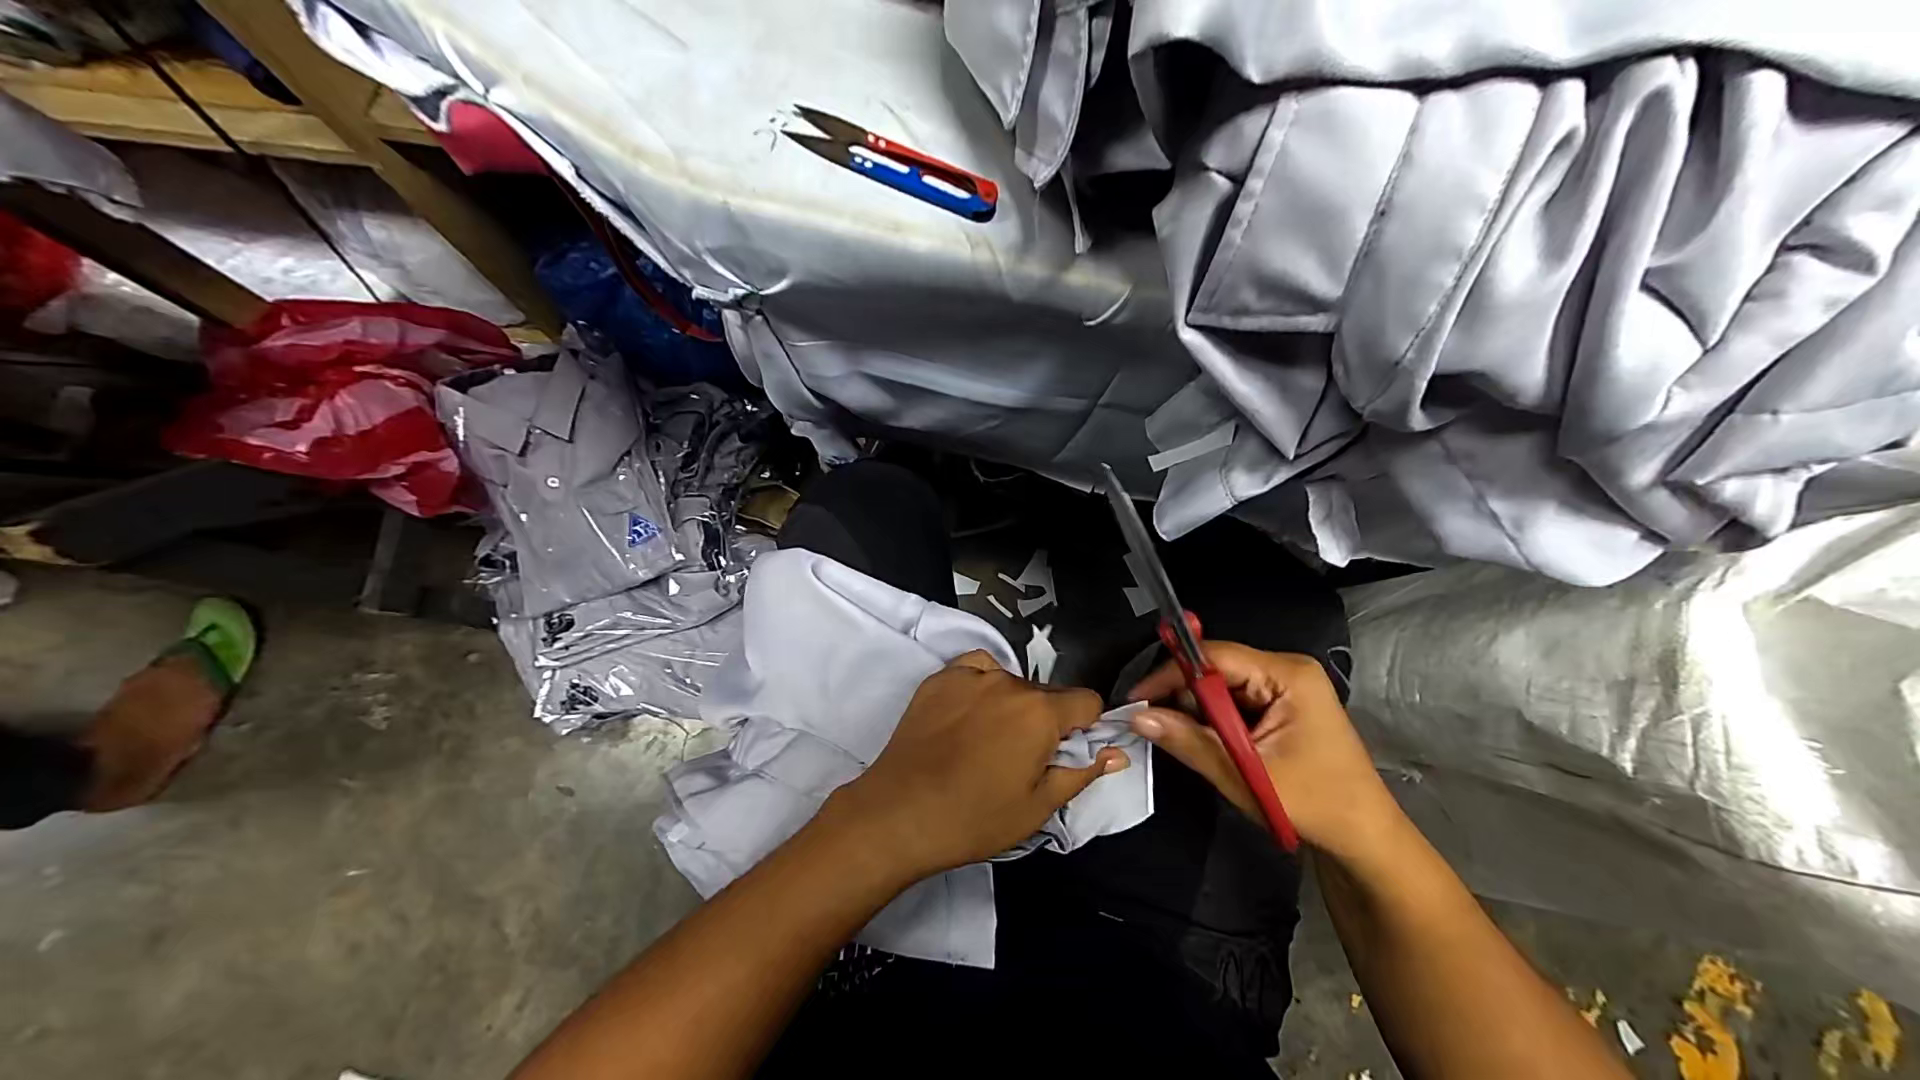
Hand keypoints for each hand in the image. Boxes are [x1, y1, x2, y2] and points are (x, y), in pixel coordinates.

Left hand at [825, 650, 1128, 880]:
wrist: (899, 814)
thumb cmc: (975, 818)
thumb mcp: (1038, 806)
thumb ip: (1081, 772)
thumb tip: (1117, 752)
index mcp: (1040, 712)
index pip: (1087, 701)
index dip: (1086, 727)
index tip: (1068, 752)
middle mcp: (1009, 682)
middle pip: (1047, 693)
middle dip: (1048, 720)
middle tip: (1024, 758)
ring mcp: (970, 676)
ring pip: (1011, 682)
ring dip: (1013, 704)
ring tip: (989, 740)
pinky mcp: (939, 679)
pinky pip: (975, 669)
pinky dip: (980, 685)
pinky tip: (969, 714)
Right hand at [1128, 642, 1393, 854]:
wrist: (1365, 840)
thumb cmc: (1315, 804)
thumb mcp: (1244, 775)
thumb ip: (1190, 741)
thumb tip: (1138, 717)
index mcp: (1288, 675)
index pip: (1214, 657)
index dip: (1170, 673)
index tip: (1135, 699)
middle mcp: (1286, 670)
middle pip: (1215, 669)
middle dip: (1182, 696)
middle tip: (1152, 724)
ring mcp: (1285, 687)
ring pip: (1220, 687)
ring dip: (1196, 712)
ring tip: (1178, 738)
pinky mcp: (1280, 706)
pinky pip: (1233, 701)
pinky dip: (1212, 721)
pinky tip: (1204, 742)